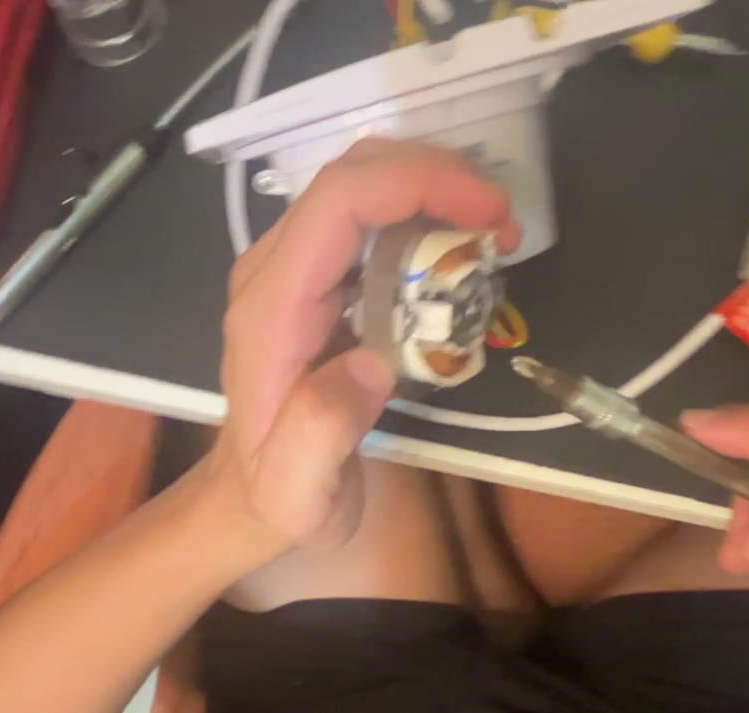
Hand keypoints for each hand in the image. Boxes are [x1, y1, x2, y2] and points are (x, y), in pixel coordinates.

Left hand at [208, 139, 518, 549]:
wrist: (246, 500)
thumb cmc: (276, 498)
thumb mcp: (295, 490)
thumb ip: (321, 430)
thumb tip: (370, 361)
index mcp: (270, 311)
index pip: (337, 204)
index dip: (417, 183)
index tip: (490, 212)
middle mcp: (271, 276)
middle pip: (351, 178)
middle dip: (435, 178)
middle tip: (502, 224)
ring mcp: (287, 276)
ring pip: (358, 191)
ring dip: (431, 195)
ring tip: (489, 238)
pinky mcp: (308, 287)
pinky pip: (363, 226)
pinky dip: (417, 221)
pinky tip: (454, 256)